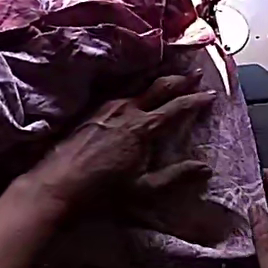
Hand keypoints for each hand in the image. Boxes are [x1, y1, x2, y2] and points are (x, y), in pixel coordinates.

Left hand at [20, 73, 214, 214]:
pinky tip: (134, 90)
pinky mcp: (91, 112)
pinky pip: (120, 91)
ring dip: (157, 80)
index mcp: (143, 128)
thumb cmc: (102, 192)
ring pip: (138, 86)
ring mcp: (106, 108)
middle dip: (180, 80)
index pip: (177, 108)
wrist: (57, 186)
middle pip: (158, 87)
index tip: (210, 95)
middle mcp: (126, 110)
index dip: (196, 100)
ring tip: (169, 76)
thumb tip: (205, 168)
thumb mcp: (144, 189)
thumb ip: (176, 176)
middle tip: (196, 74)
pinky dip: (136, 86)